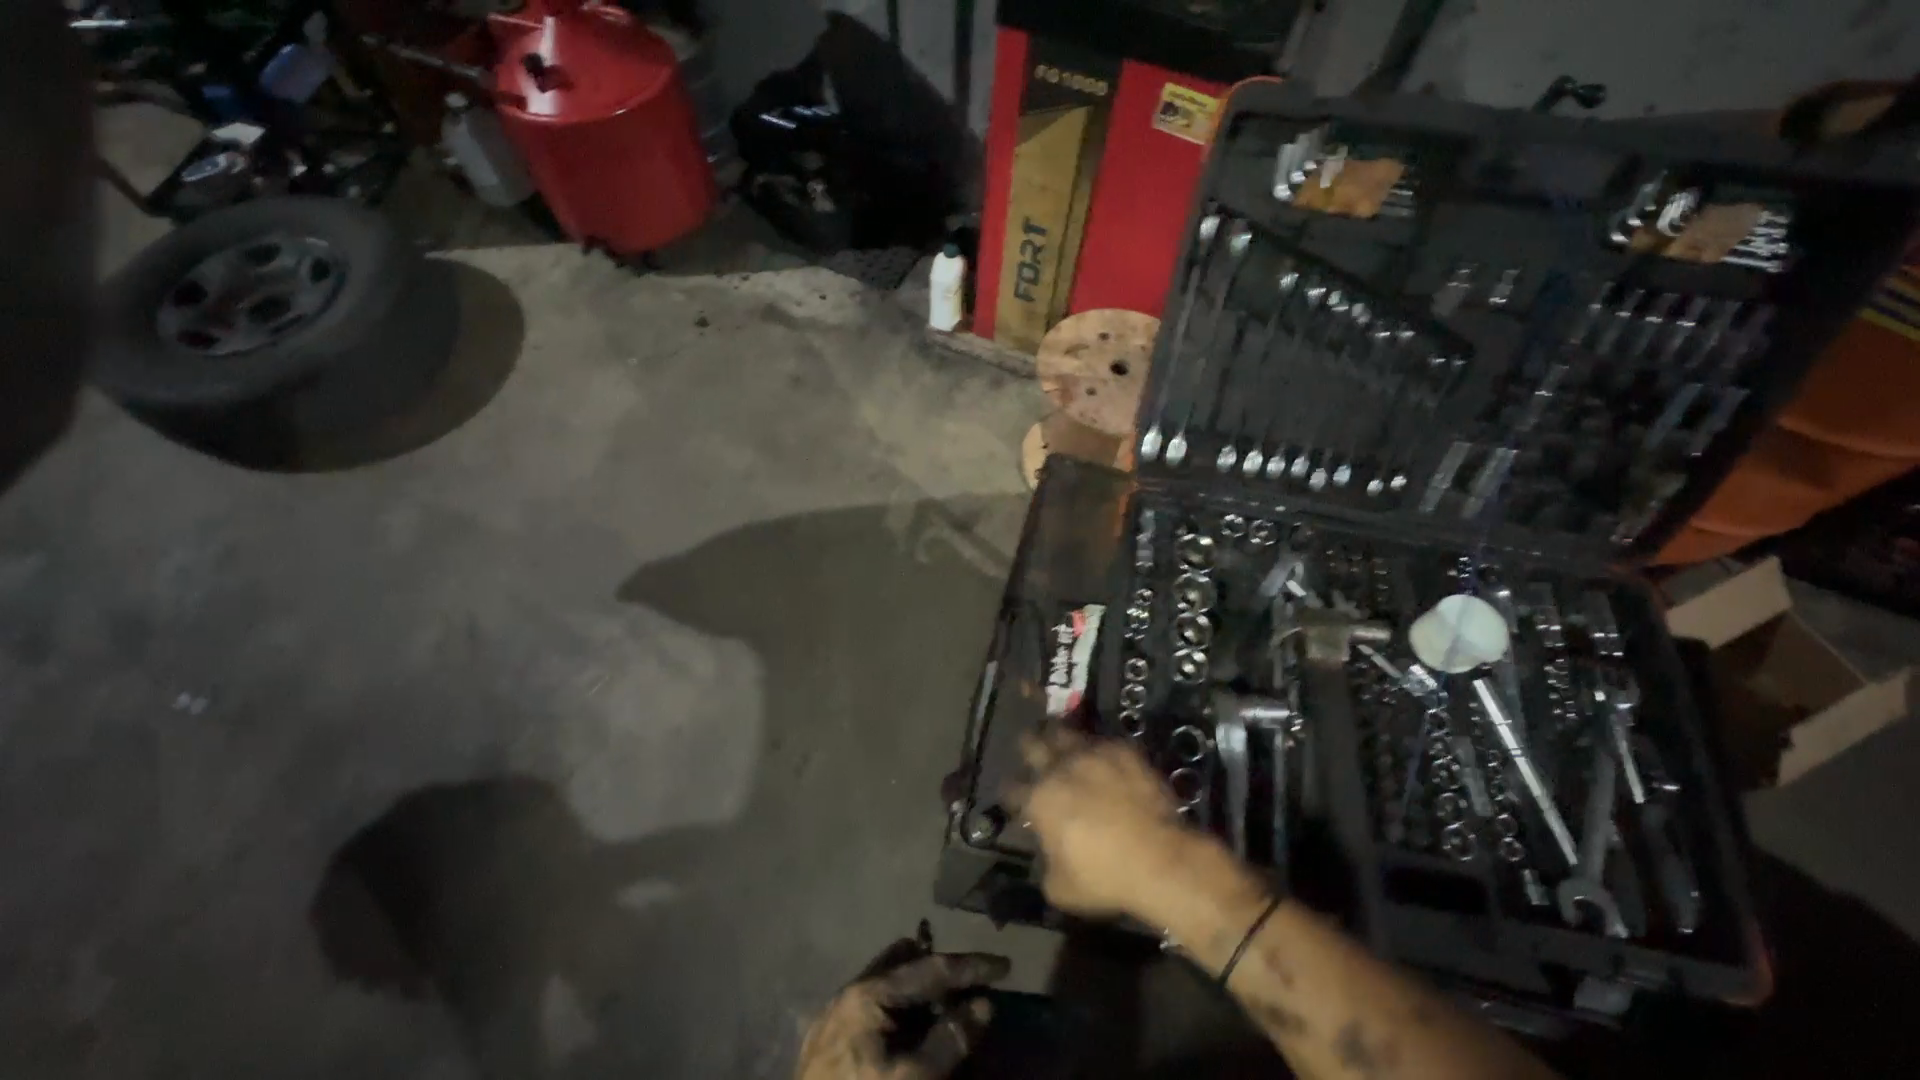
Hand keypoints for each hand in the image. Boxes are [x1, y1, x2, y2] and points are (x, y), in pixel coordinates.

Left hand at [794, 946, 1008, 1079]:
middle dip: (941, 971)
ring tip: (949, 1006)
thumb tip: (984, 1005)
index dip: (971, 966)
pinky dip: (900, 1009)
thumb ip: (950, 1040)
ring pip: (887, 984)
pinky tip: (914, 1029)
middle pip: (904, 965)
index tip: (1004, 965)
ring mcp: (835, 1014)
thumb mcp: (913, 1079)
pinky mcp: (829, 1039)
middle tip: (974, 984)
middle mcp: (849, 992)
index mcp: (868, 994)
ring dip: (920, 991)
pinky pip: (873, 1006)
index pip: (930, 968)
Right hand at [1012, 730, 1193, 919]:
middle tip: (1031, 751)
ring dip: (1060, 738)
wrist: (1161, 858)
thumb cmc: (1105, 877)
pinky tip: (1104, 757)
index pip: (1011, 789)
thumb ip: (1046, 863)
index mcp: (1039, 800)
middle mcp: (1060, 769)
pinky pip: (1104, 742)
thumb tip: (1050, 853)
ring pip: (1066, 732)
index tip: (1014, 799)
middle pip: (1032, 743)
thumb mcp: (1060, 888)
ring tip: (1063, 743)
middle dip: (1028, 747)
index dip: (1010, 794)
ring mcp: (1093, 754)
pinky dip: (1099, 749)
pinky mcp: (1124, 751)